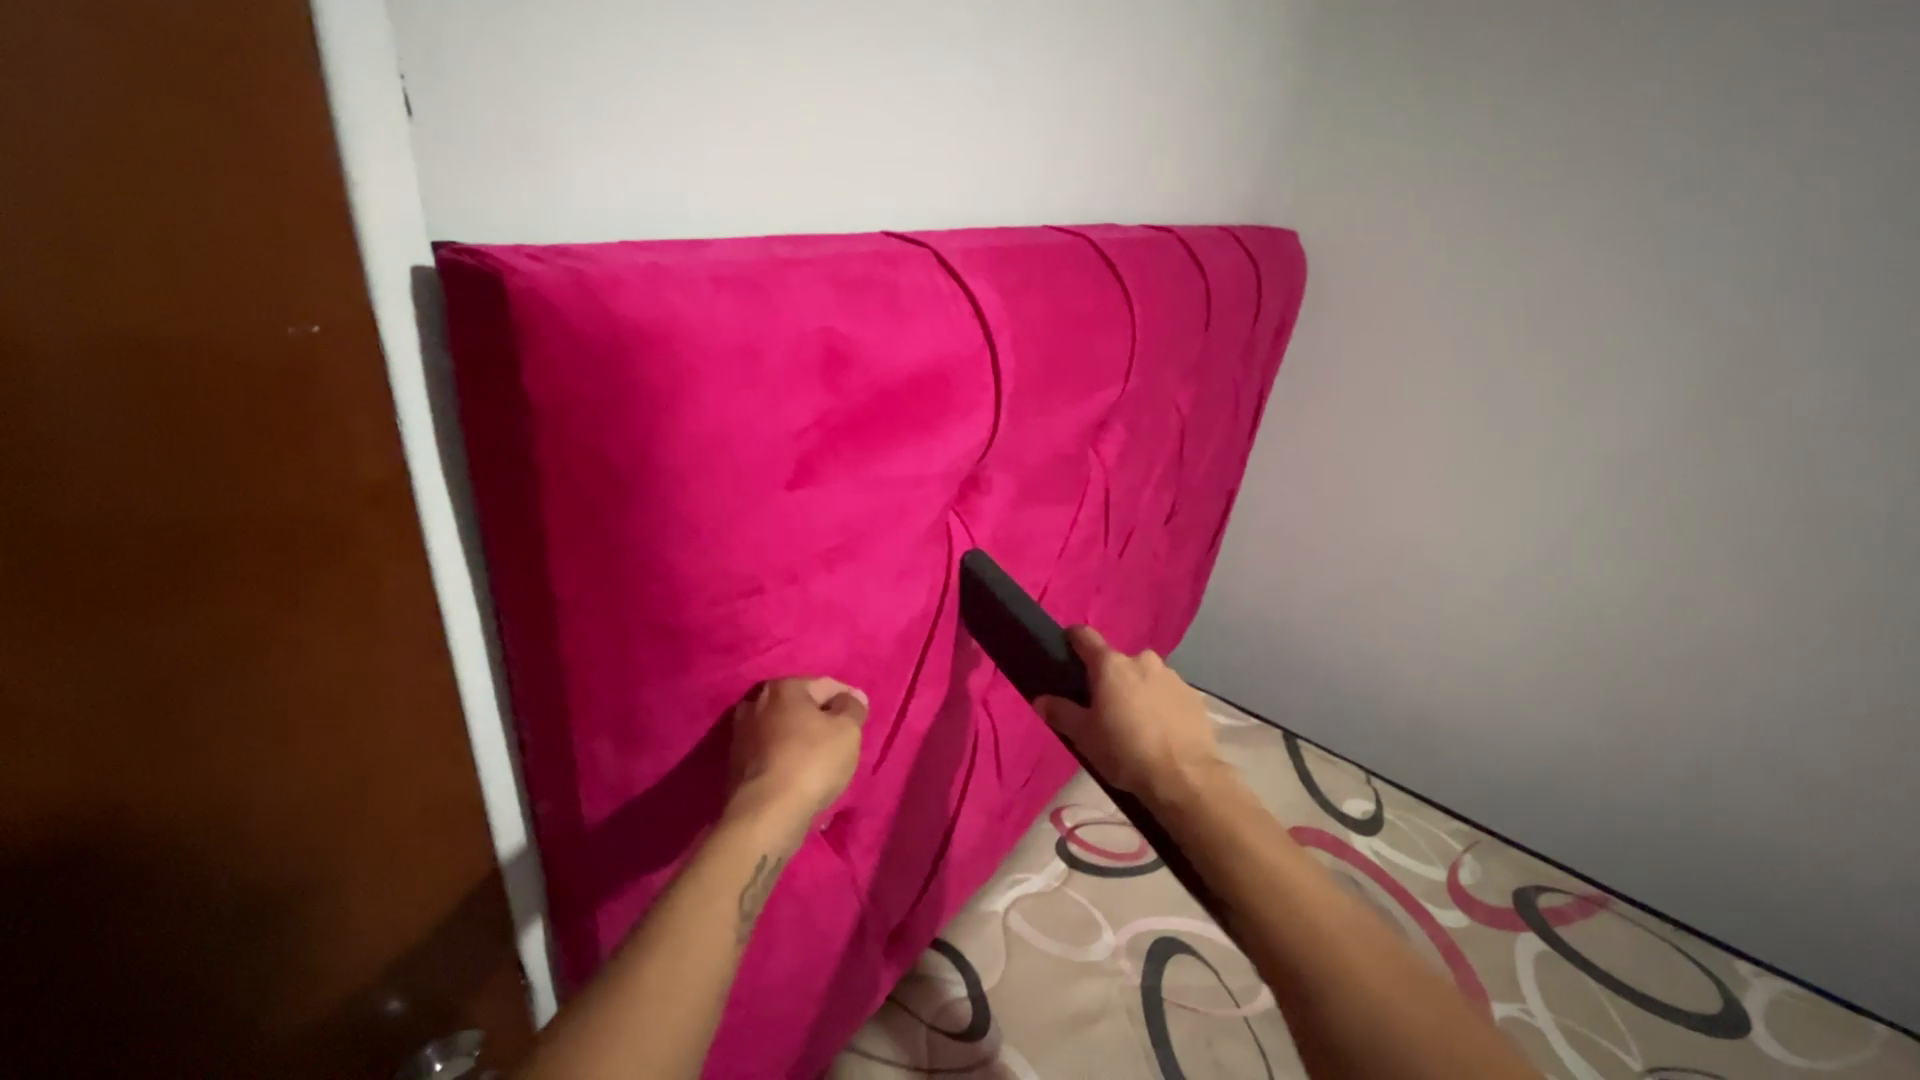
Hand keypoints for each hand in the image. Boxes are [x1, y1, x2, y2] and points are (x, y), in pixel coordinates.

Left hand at [727, 676, 868, 821]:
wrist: (766, 813)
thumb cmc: (812, 762)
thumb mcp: (847, 731)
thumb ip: (853, 708)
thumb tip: (851, 697)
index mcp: (783, 687)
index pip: (827, 685)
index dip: (849, 700)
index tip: (861, 719)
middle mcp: (755, 702)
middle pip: (801, 706)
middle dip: (822, 719)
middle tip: (843, 740)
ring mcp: (740, 733)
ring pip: (784, 729)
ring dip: (802, 739)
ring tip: (822, 761)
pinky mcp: (735, 763)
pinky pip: (771, 752)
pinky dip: (786, 758)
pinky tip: (799, 775)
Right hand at [1035, 626, 1220, 798]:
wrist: (1184, 777)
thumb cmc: (1124, 752)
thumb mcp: (1083, 736)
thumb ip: (1060, 713)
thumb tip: (1041, 699)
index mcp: (1111, 666)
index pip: (1085, 637)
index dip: (1073, 639)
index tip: (1067, 650)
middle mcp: (1143, 661)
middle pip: (1118, 663)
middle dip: (1109, 679)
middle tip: (1104, 709)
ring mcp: (1173, 677)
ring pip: (1146, 678)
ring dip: (1138, 692)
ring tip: (1136, 724)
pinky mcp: (1194, 697)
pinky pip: (1169, 694)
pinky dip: (1161, 705)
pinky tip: (1161, 732)